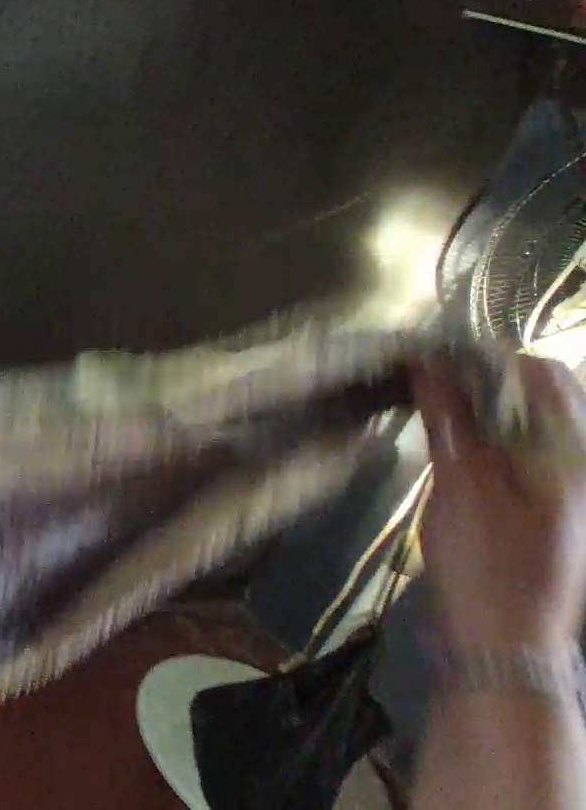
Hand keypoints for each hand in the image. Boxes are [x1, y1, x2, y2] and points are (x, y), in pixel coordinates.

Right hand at [412, 355, 585, 649]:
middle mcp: (585, 464)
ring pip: (535, 417)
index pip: (542, 374)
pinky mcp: (554, 500)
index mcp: (575, 458)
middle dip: (485, 376)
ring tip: (432, 402)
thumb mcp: (462, 488)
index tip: (427, 356)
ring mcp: (574, 484)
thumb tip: (429, 364)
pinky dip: (490, 428)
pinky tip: (454, 436)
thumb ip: (452, 422)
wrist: (508, 636)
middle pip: (547, 392)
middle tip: (423, 377)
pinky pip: (528, 443)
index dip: (484, 356)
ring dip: (484, 401)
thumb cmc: (486, 560)